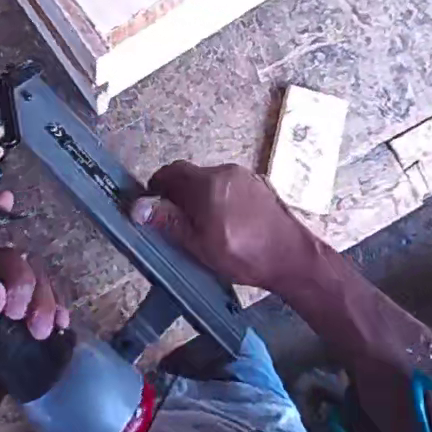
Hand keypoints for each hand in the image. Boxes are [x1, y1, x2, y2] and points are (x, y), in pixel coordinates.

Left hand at [0, 196, 65, 431]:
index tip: (5, 200)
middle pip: (5, 258)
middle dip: (23, 279)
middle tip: (23, 313)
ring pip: (28, 277)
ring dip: (42, 296)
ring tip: (42, 329)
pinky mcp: (16, 320)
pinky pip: (42, 300)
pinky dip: (54, 307)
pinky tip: (58, 324)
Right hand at [128, 161, 327, 294]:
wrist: (294, 260)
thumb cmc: (244, 255)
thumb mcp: (198, 244)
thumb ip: (168, 222)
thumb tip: (137, 207)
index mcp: (207, 183)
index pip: (170, 172)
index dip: (157, 187)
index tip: (153, 207)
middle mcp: (226, 172)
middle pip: (191, 175)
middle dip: (177, 194)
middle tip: (174, 221)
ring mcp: (246, 176)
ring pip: (211, 180)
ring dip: (199, 197)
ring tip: (201, 226)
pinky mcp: (261, 185)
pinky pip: (229, 186)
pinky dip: (219, 198)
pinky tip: (226, 223)